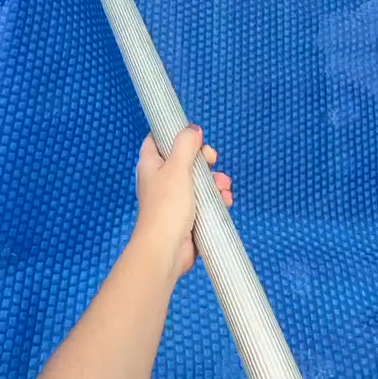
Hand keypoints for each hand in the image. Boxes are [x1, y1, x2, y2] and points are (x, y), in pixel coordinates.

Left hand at [131, 126, 232, 278]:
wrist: (166, 249)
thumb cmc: (167, 204)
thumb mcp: (177, 167)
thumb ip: (185, 144)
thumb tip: (193, 129)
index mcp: (151, 164)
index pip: (158, 139)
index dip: (175, 134)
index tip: (194, 136)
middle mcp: (161, 179)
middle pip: (184, 159)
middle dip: (204, 159)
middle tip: (212, 160)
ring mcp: (174, 198)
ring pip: (199, 180)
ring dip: (215, 181)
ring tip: (224, 187)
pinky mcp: (188, 215)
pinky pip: (205, 200)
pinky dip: (216, 199)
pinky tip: (226, 201)